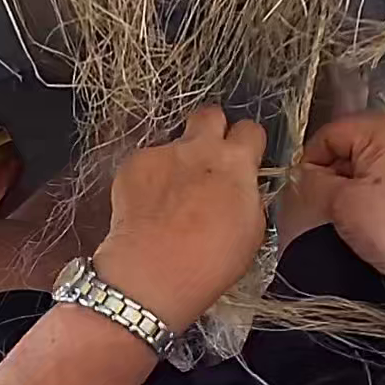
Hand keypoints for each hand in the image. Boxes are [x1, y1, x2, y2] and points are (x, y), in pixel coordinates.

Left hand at [94, 106, 266, 330]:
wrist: (155, 270)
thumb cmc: (209, 261)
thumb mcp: (251, 231)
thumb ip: (247, 197)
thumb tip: (241, 190)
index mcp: (235, 163)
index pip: (250, 130)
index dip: (248, 144)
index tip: (244, 158)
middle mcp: (199, 149)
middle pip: (210, 114)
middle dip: (211, 129)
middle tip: (207, 159)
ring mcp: (163, 153)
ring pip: (174, 144)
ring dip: (176, 163)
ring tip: (170, 200)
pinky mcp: (133, 165)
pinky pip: (145, 163)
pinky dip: (147, 181)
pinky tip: (147, 208)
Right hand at [298, 110, 384, 295]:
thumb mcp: (339, 201)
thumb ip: (312, 182)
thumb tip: (299, 177)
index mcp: (384, 128)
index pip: (328, 134)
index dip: (310, 161)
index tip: (304, 191)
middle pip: (345, 148)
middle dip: (328, 176)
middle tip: (323, 207)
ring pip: (358, 169)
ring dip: (343, 191)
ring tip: (342, 218)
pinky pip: (375, 184)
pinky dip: (361, 199)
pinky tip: (360, 221)